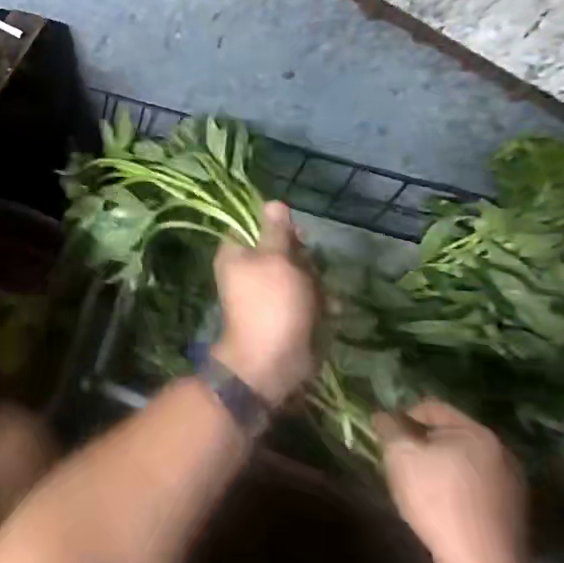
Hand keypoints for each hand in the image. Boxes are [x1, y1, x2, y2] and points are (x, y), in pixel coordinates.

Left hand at [210, 202, 320, 406]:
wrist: (273, 361)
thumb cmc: (272, 303)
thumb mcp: (276, 259)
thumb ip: (276, 231)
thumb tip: (272, 202)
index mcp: (234, 252)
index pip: (254, 225)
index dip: (278, 227)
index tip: (297, 237)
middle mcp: (246, 269)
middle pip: (282, 249)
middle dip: (303, 260)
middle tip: (309, 271)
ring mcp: (266, 292)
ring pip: (299, 273)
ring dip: (316, 283)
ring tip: (320, 298)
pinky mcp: (285, 312)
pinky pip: (305, 297)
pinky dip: (319, 303)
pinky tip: (329, 311)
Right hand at [374, 400, 529, 562]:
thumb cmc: (437, 499)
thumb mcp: (401, 454)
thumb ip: (390, 426)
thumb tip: (385, 416)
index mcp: (477, 432)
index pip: (431, 408)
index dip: (402, 417)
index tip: (387, 439)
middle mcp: (502, 452)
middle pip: (449, 434)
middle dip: (421, 443)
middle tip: (400, 462)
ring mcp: (512, 483)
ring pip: (462, 460)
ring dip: (438, 466)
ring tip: (418, 486)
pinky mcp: (513, 511)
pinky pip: (475, 485)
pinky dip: (455, 487)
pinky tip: (441, 506)